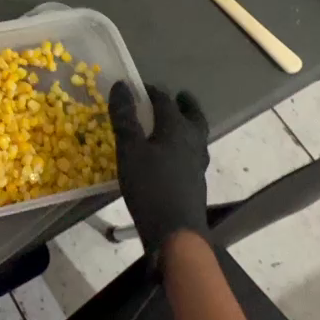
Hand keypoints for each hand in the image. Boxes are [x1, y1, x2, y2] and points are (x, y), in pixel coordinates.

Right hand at [110, 82, 212, 254]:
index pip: (166, 101)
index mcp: (177, 129)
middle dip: (186, 105)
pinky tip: (172, 157)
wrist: (176, 234)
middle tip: (179, 96)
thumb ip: (125, 117)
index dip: (152, 91)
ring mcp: (198, 165)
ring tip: (175, 124)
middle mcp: (193, 143)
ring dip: (188, 125)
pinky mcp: (196, 183)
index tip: (139, 87)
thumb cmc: (150, 187)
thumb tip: (121, 85)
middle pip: (194, 117)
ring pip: (197, 137)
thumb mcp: (129, 149)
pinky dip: (184, 146)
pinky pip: (193, 155)